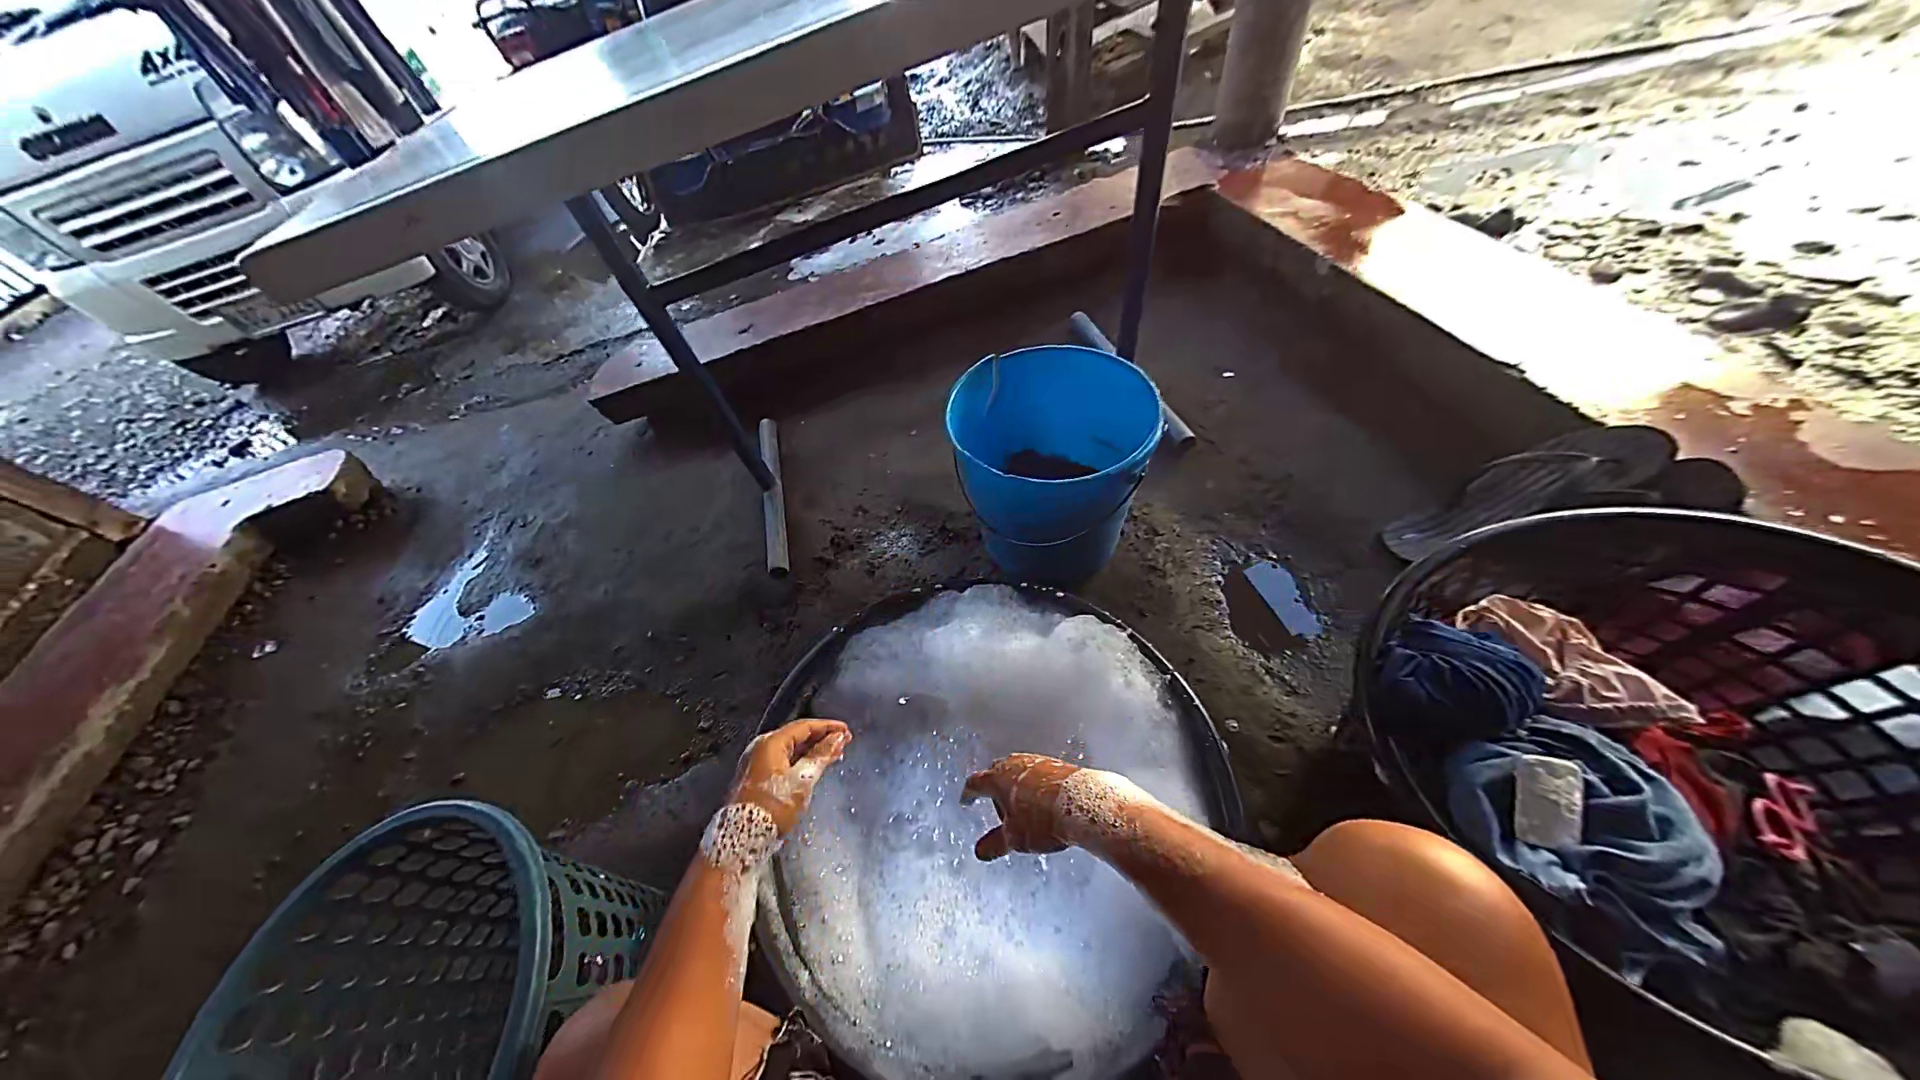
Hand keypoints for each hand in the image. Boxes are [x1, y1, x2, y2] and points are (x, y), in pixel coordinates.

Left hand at [731, 719, 850, 836]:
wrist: (742, 838)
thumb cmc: (772, 808)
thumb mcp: (802, 780)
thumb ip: (821, 756)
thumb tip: (837, 738)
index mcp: (770, 743)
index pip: (804, 726)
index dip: (828, 726)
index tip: (845, 731)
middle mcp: (760, 748)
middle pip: (796, 735)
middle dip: (821, 737)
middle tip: (842, 742)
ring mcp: (756, 762)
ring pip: (790, 748)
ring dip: (812, 749)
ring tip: (832, 754)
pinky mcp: (755, 777)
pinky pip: (782, 760)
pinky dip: (800, 760)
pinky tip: (812, 767)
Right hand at [961, 753, 1085, 859]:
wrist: (1082, 804)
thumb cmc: (1044, 818)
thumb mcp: (1014, 838)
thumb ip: (995, 844)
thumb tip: (982, 851)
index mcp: (997, 779)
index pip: (975, 783)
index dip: (969, 793)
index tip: (967, 798)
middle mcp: (1015, 764)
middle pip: (997, 771)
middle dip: (994, 787)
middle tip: (997, 804)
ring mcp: (1036, 762)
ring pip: (1018, 769)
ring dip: (1016, 784)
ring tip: (1022, 804)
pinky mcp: (1056, 764)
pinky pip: (1038, 771)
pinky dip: (1035, 783)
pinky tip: (1043, 798)